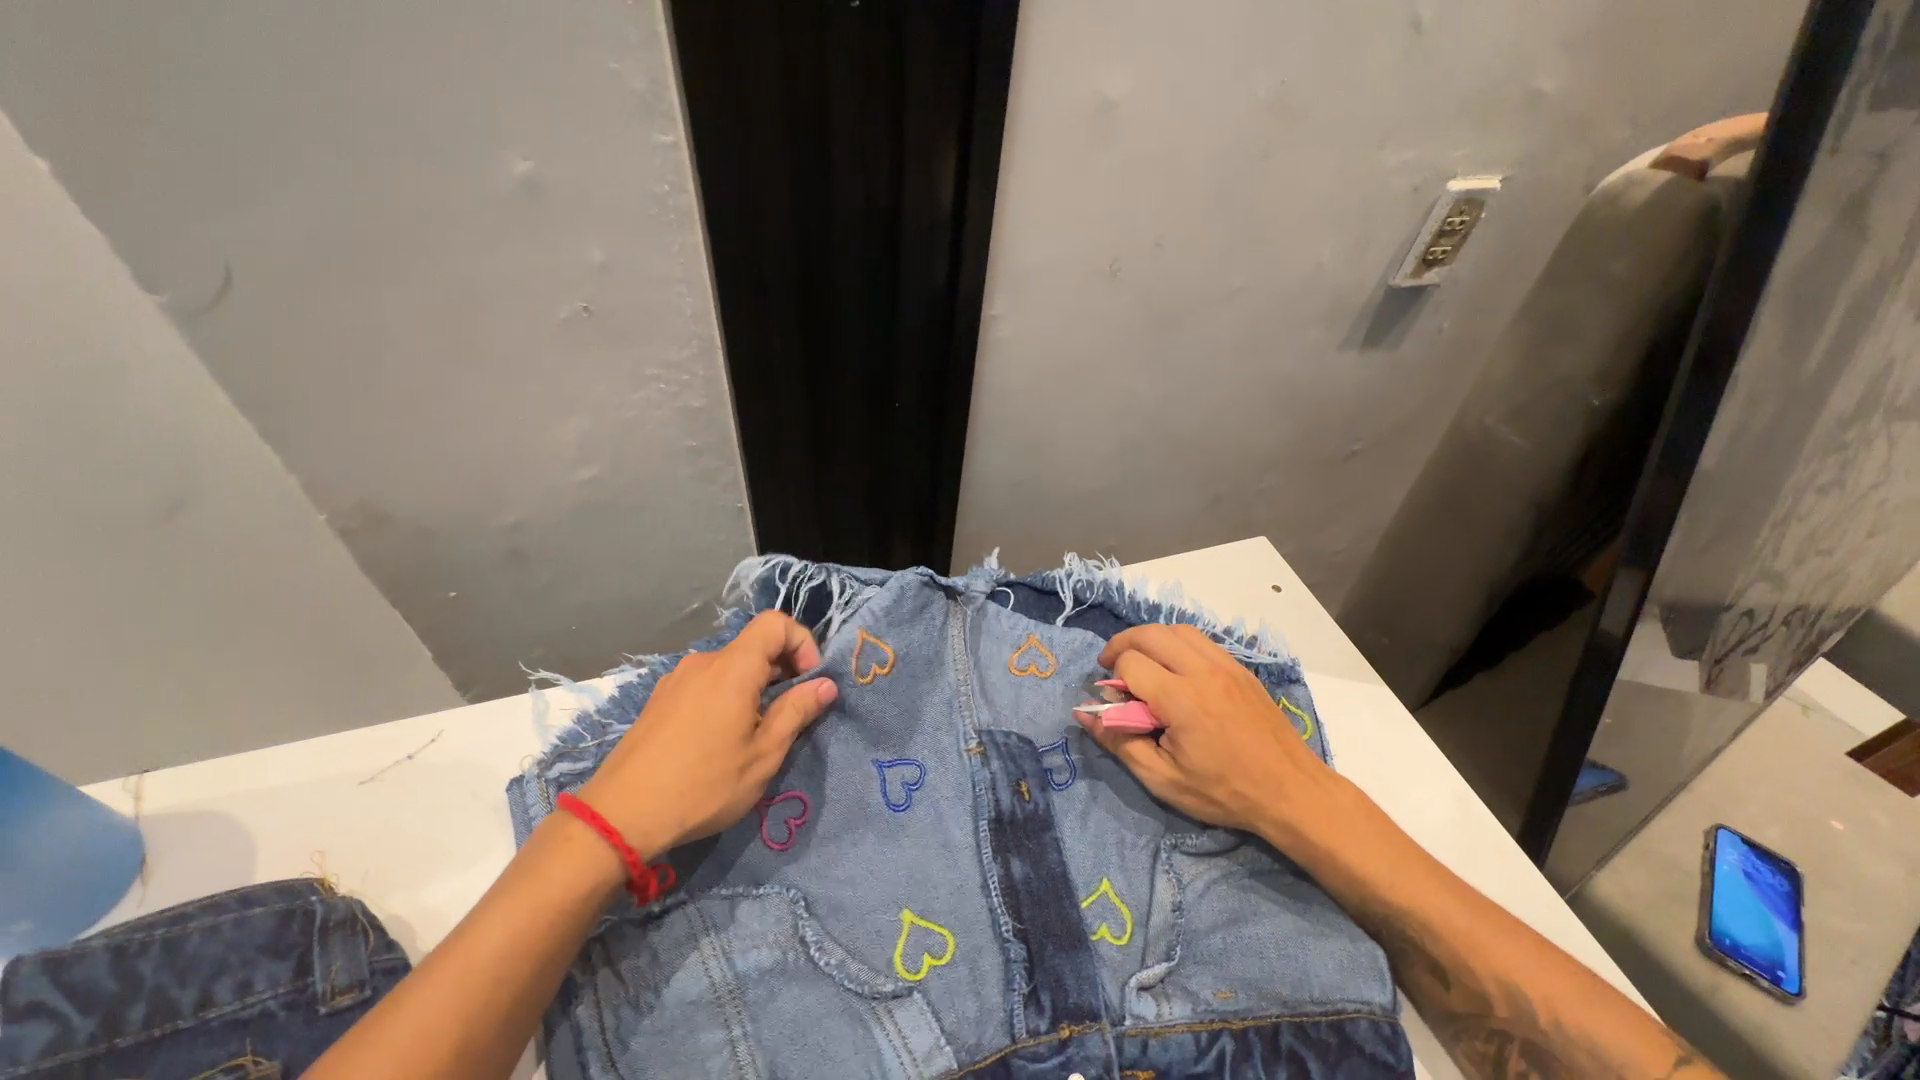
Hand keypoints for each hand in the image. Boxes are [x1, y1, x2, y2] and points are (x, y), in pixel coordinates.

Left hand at [575, 611, 837, 857]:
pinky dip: (727, 699)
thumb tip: (825, 684)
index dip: (802, 643)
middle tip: (791, 716)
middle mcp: (703, 663)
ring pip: (729, 669)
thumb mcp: (763, 754)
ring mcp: (676, 681)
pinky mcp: (659, 701)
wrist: (620, 816)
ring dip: (754, 689)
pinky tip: (720, 741)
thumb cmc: (704, 785)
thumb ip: (797, 712)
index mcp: (732, 668)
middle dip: (782, 672)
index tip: (809, 683)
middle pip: (753, 647)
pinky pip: (706, 685)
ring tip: (756, 735)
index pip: (775, 623)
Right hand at [1078, 624, 1337, 844]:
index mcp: (1181, 699)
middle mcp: (1203, 671)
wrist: (1291, 792)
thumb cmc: (1224, 792)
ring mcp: (1227, 666)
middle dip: (1122, 645)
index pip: (1130, 664)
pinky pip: (1202, 641)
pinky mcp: (1242, 671)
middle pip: (1150, 634)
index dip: (1112, 681)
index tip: (1114, 704)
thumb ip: (1120, 741)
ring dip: (1151, 640)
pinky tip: (1175, 669)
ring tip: (1141, 663)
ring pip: (1178, 630)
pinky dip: (1179, 644)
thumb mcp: (1163, 778)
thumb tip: (1084, 714)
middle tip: (1110, 668)